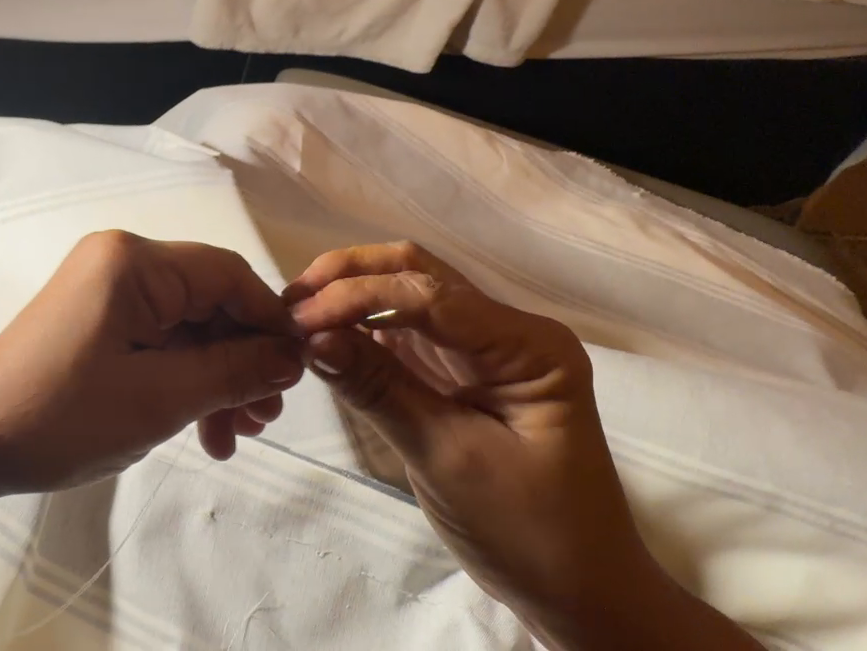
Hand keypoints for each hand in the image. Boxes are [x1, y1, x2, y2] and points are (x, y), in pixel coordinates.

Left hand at [0, 231, 305, 494]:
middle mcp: (120, 262)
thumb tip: (292, 356)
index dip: (270, 321)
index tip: (298, 375)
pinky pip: (157, 341)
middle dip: (241, 361)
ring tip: (232, 437)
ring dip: (215, 378)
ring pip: (186, 327)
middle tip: (261, 421)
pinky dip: (182, 380)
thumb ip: (235, 370)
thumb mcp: (162, 397)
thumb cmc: (65, 414)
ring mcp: (105, 291)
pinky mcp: (96, 321)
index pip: (228, 273)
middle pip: (208, 302)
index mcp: (133, 262)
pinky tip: (199, 429)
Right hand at [284, 244, 659, 626]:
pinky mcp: (459, 367)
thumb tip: (310, 336)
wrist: (577, 592)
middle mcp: (508, 330)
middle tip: (289, 301)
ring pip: (407, 291)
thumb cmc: (528, 532)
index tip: (297, 318)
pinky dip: (361, 325)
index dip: (357, 296)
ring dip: (350, 295)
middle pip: (418, 273)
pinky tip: (326, 334)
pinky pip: (404, 329)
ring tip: (296, 314)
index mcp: (528, 346)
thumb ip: (378, 389)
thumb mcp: (447, 458)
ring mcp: (483, 346)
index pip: (429, 295)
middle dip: (349, 276)